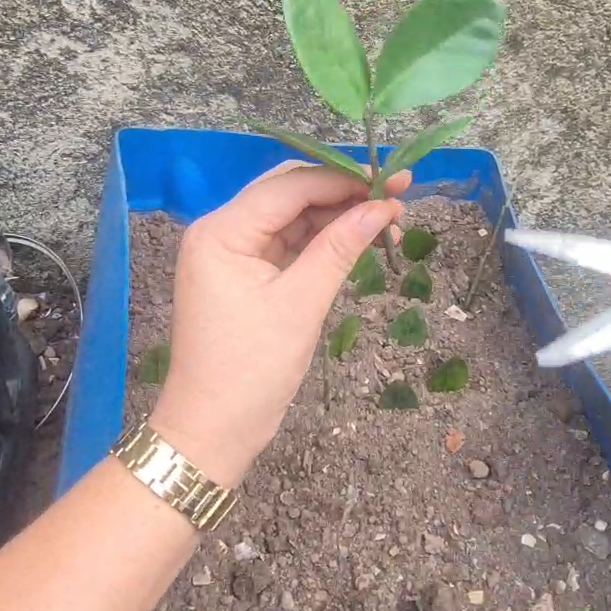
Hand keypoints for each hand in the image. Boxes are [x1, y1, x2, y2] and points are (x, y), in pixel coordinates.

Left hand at [147, 163, 407, 486]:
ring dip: (338, 217)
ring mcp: (232, 253)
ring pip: (293, 217)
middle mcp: (221, 231)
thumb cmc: (251, 370)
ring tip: (389, 223)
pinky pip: (288, 244)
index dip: (345, 179)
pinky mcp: (245, 274)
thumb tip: (383, 207)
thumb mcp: (301, 305)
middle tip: (398, 195)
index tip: (395, 181)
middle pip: (290, 194)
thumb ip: (340, 248)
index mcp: (221, 231)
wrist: (212, 430)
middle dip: (344, 192)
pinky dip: (322, 242)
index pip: (290, 186)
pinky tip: (359, 241)